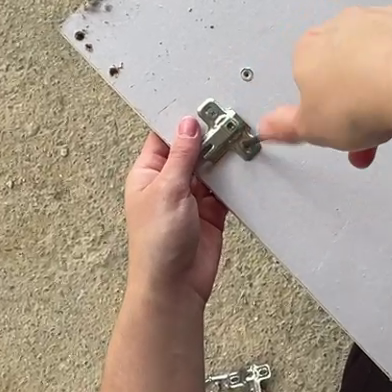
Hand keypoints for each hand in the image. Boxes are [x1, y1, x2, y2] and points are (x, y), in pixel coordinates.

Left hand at [124, 118, 227, 304]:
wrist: (175, 285)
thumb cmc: (156, 244)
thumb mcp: (167, 190)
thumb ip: (181, 156)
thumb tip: (188, 125)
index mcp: (147, 174)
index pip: (164, 137)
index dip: (181, 121)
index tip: (202, 106)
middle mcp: (168, 183)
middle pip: (191, 150)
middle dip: (209, 138)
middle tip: (229, 119)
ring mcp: (191, 197)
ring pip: (211, 168)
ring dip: (223, 159)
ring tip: (240, 140)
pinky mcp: (211, 212)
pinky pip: (226, 189)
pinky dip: (235, 180)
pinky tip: (245, 168)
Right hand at [258, 7, 391, 167]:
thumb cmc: (359, 99)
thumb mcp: (311, 128)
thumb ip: (288, 126)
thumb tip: (270, 127)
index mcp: (309, 48)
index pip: (308, 77)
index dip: (323, 108)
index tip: (336, 128)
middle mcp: (343, 26)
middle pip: (345, 67)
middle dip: (356, 101)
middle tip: (369, 131)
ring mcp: (381, 21)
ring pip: (378, 58)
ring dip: (384, 86)